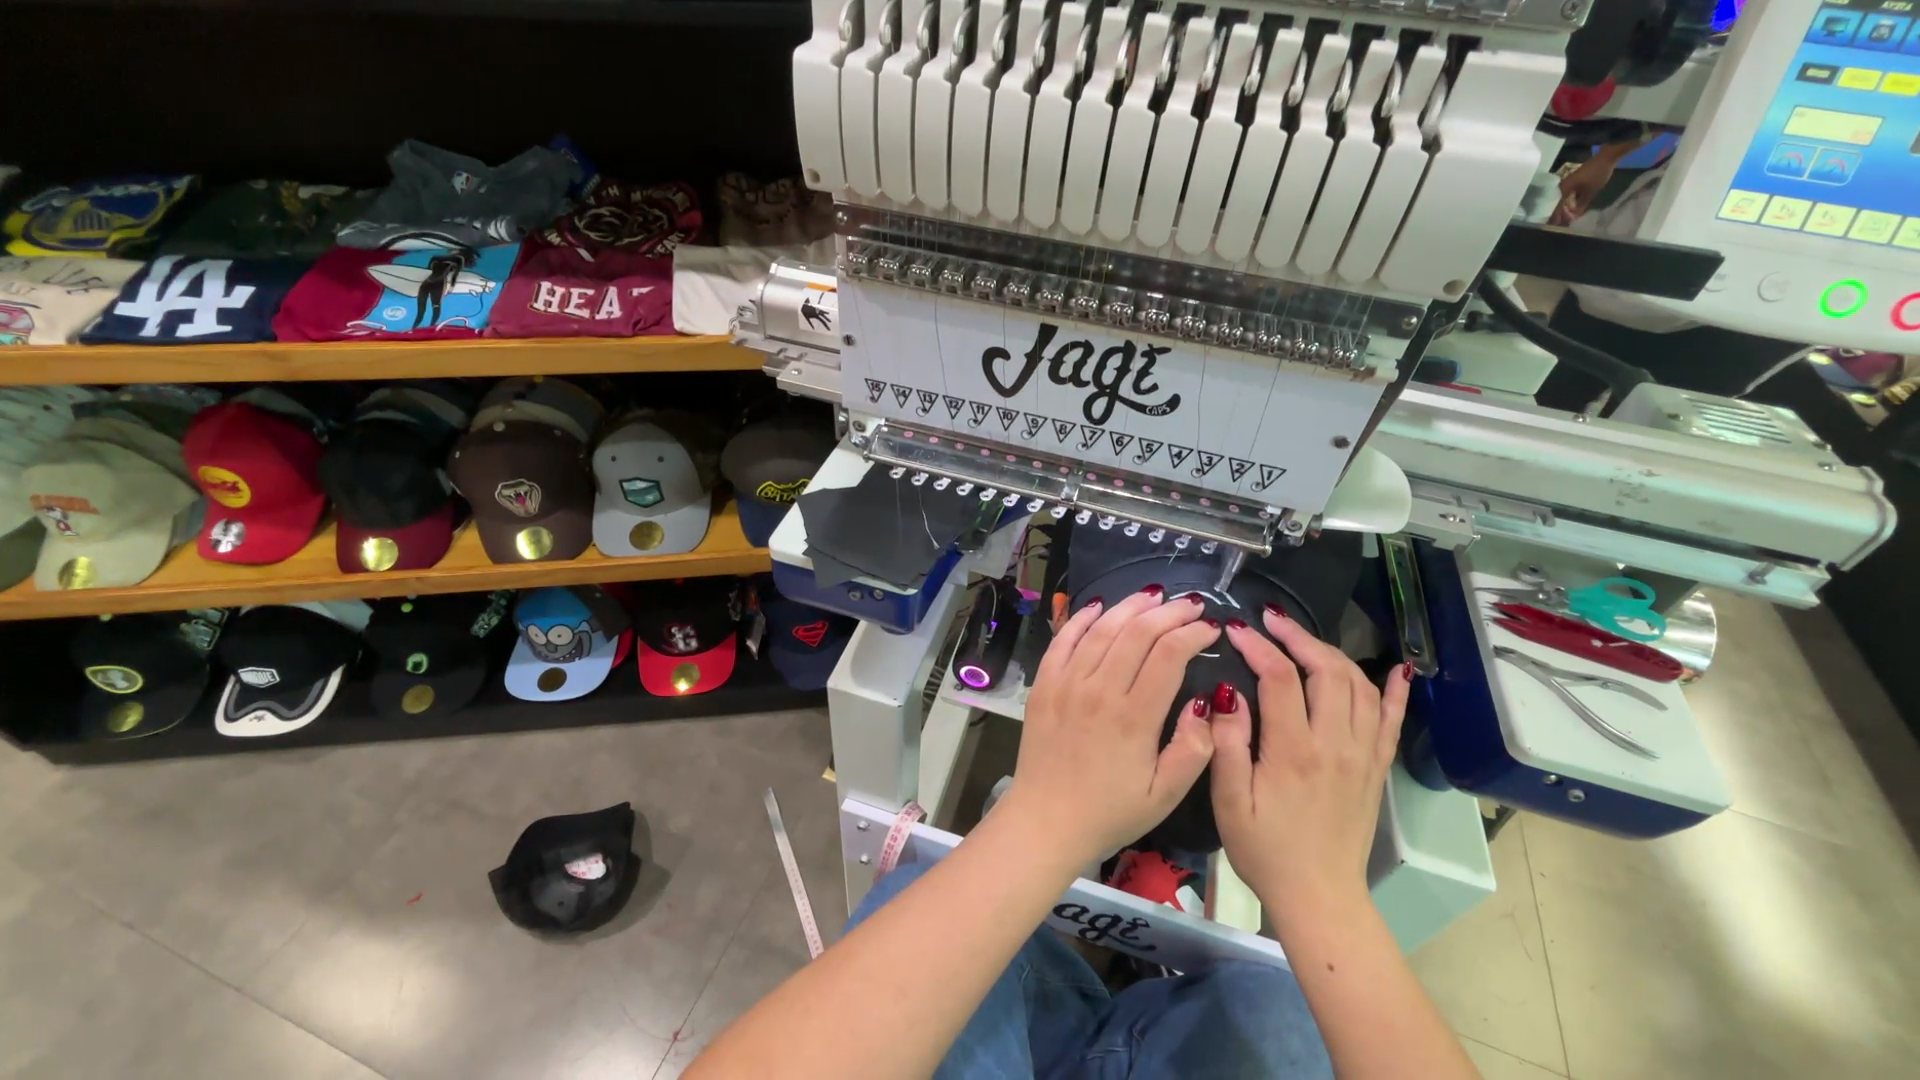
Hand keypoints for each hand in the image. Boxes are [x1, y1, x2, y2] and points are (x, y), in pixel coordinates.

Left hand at [1002, 590, 1222, 866]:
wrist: (1046, 822)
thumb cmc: (1110, 812)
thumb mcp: (1165, 794)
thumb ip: (1194, 748)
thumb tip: (1210, 702)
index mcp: (1134, 716)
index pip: (1169, 654)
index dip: (1193, 633)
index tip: (1212, 628)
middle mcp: (1099, 690)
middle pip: (1137, 632)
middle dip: (1170, 612)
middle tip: (1192, 605)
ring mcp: (1066, 684)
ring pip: (1101, 629)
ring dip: (1130, 607)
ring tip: (1154, 597)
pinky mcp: (1043, 686)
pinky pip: (1063, 641)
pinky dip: (1081, 619)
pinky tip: (1099, 607)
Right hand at [1211, 606, 1411, 922]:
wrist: (1319, 894)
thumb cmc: (1264, 850)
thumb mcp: (1229, 802)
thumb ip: (1228, 745)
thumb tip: (1226, 694)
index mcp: (1294, 750)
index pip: (1279, 678)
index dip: (1258, 647)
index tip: (1236, 629)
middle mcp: (1335, 744)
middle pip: (1326, 670)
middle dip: (1298, 637)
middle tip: (1271, 620)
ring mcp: (1362, 754)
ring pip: (1358, 685)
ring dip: (1331, 653)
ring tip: (1304, 640)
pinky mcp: (1376, 768)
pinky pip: (1391, 718)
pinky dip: (1393, 689)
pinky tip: (1395, 666)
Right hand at [1549, 154, 1617, 225]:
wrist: (1607, 156)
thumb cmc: (1598, 173)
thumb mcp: (1591, 191)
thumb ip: (1582, 204)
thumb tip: (1574, 216)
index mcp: (1563, 189)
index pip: (1556, 207)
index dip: (1557, 218)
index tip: (1558, 227)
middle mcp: (1561, 187)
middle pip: (1558, 204)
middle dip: (1561, 214)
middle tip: (1564, 224)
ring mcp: (1566, 184)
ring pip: (1562, 200)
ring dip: (1565, 208)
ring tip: (1569, 217)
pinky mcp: (1572, 182)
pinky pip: (1567, 195)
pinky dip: (1570, 202)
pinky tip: (1573, 207)